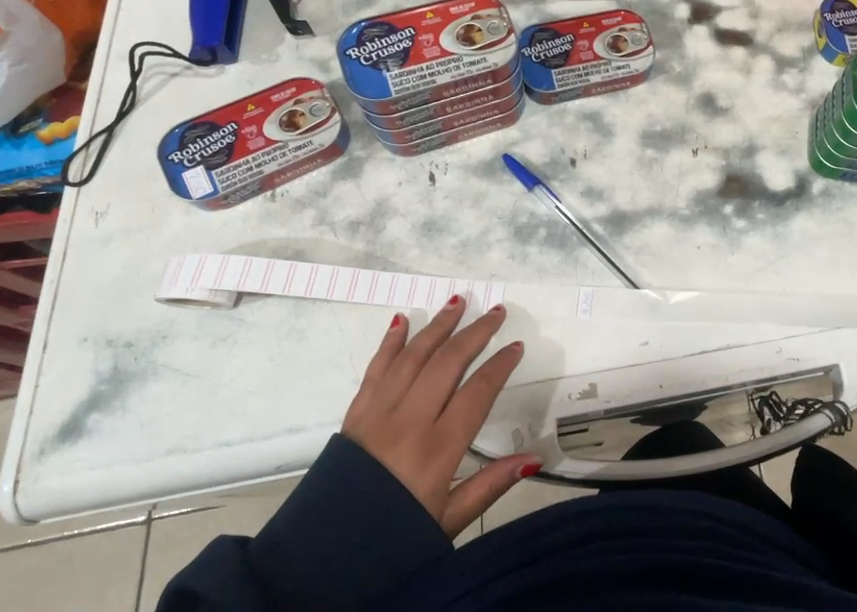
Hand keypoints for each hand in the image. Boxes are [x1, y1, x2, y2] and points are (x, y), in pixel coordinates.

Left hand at [342, 298, 539, 536]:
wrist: (324, 555)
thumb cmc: (394, 537)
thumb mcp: (448, 522)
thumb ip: (490, 485)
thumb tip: (533, 458)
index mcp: (437, 449)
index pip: (477, 392)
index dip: (500, 366)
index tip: (516, 347)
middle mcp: (408, 421)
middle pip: (447, 363)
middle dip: (475, 333)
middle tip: (496, 312)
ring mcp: (378, 414)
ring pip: (413, 357)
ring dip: (438, 326)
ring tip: (457, 301)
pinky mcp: (355, 415)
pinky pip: (376, 369)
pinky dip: (390, 342)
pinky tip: (402, 321)